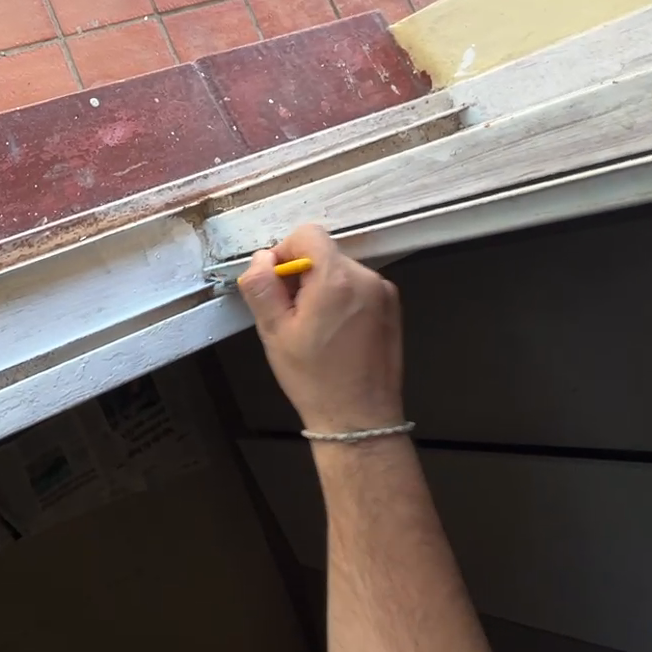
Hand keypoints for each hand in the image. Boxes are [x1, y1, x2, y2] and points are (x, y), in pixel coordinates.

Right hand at [236, 224, 404, 435]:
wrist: (359, 417)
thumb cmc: (312, 376)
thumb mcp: (273, 330)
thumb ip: (261, 286)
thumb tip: (260, 259)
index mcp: (337, 280)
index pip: (307, 235)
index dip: (284, 253)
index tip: (276, 285)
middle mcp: (367, 278)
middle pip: (322, 252)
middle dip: (300, 274)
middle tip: (290, 314)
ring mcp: (384, 292)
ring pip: (337, 269)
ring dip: (318, 287)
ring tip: (311, 327)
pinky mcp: (391, 307)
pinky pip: (355, 286)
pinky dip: (338, 297)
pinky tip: (331, 331)